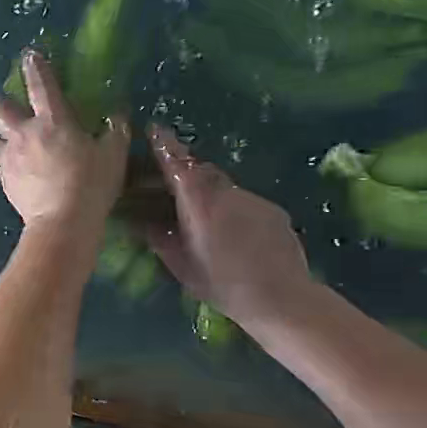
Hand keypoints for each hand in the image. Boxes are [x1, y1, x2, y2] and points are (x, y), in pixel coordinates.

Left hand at [0, 50, 127, 237]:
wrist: (61, 221)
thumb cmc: (91, 185)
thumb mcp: (113, 155)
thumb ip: (115, 130)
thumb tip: (117, 113)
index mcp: (53, 120)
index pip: (41, 84)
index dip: (35, 66)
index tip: (30, 55)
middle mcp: (24, 133)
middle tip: (2, 103)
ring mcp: (9, 156)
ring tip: (4, 141)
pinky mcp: (3, 179)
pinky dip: (3, 161)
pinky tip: (13, 168)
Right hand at [145, 125, 313, 323]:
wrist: (283, 298)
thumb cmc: (222, 283)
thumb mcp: (180, 264)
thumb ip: (160, 238)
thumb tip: (143, 222)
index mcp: (198, 203)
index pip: (177, 164)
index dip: (164, 145)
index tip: (154, 128)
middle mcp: (226, 193)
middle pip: (201, 171)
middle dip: (185, 172)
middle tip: (171, 185)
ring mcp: (253, 200)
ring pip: (223, 188)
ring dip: (209, 195)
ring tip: (202, 220)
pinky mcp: (273, 211)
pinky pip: (243, 202)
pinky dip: (231, 210)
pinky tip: (231, 235)